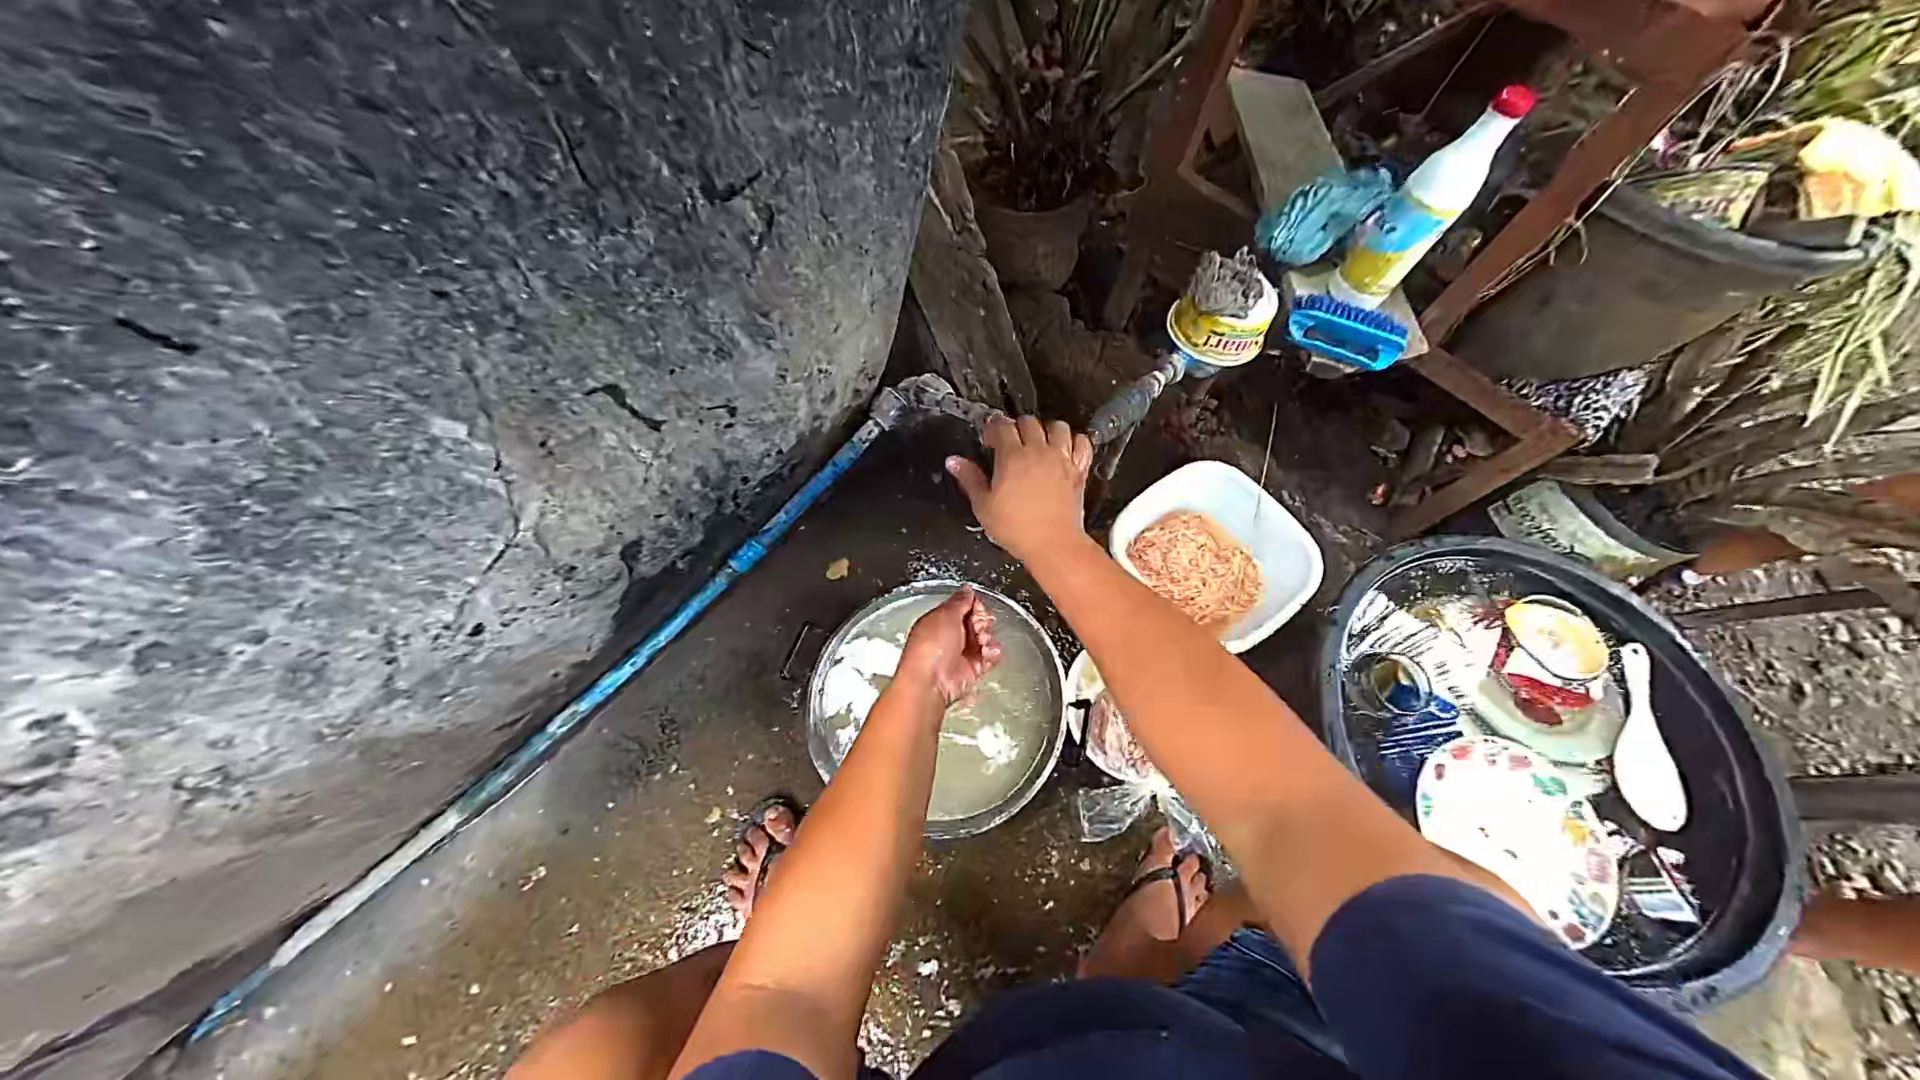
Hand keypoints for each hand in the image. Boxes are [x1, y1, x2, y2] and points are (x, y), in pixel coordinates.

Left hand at [897, 587, 1001, 708]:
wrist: (931, 682)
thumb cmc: (930, 647)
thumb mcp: (945, 614)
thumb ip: (960, 601)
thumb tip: (967, 589)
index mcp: (940, 620)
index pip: (964, 606)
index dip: (975, 605)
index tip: (977, 609)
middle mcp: (951, 635)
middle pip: (978, 621)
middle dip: (983, 621)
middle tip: (978, 627)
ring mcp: (962, 653)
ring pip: (986, 637)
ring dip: (988, 637)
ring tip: (982, 642)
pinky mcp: (973, 668)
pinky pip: (991, 656)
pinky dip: (993, 652)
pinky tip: (987, 653)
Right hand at [946, 416, 1093, 564]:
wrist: (1052, 544)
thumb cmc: (1018, 529)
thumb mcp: (983, 506)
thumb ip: (970, 479)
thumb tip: (955, 463)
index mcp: (1012, 457)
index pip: (1001, 426)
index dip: (993, 427)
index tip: (989, 437)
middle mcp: (1038, 453)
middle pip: (1028, 422)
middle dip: (1016, 426)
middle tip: (1010, 440)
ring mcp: (1061, 460)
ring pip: (1057, 426)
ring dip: (1046, 429)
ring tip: (1038, 440)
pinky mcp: (1078, 471)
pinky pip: (1082, 443)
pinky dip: (1074, 440)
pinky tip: (1065, 447)